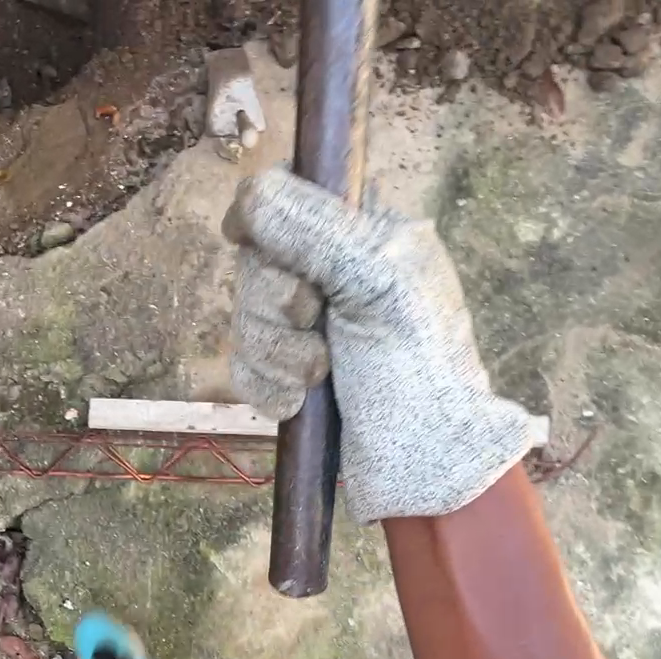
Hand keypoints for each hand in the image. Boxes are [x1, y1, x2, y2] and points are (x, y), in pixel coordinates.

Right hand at [225, 169, 539, 520]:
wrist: (418, 461)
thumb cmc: (417, 369)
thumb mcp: (380, 283)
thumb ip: (316, 232)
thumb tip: (249, 195)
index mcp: (359, 234)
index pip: (279, 202)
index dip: (261, 229)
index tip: (276, 261)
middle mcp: (326, 273)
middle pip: (251, 265)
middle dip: (275, 310)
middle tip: (317, 331)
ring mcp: (302, 328)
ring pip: (242, 320)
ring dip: (273, 357)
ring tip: (315, 380)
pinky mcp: (284, 374)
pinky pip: (242, 368)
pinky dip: (265, 388)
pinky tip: (297, 405)